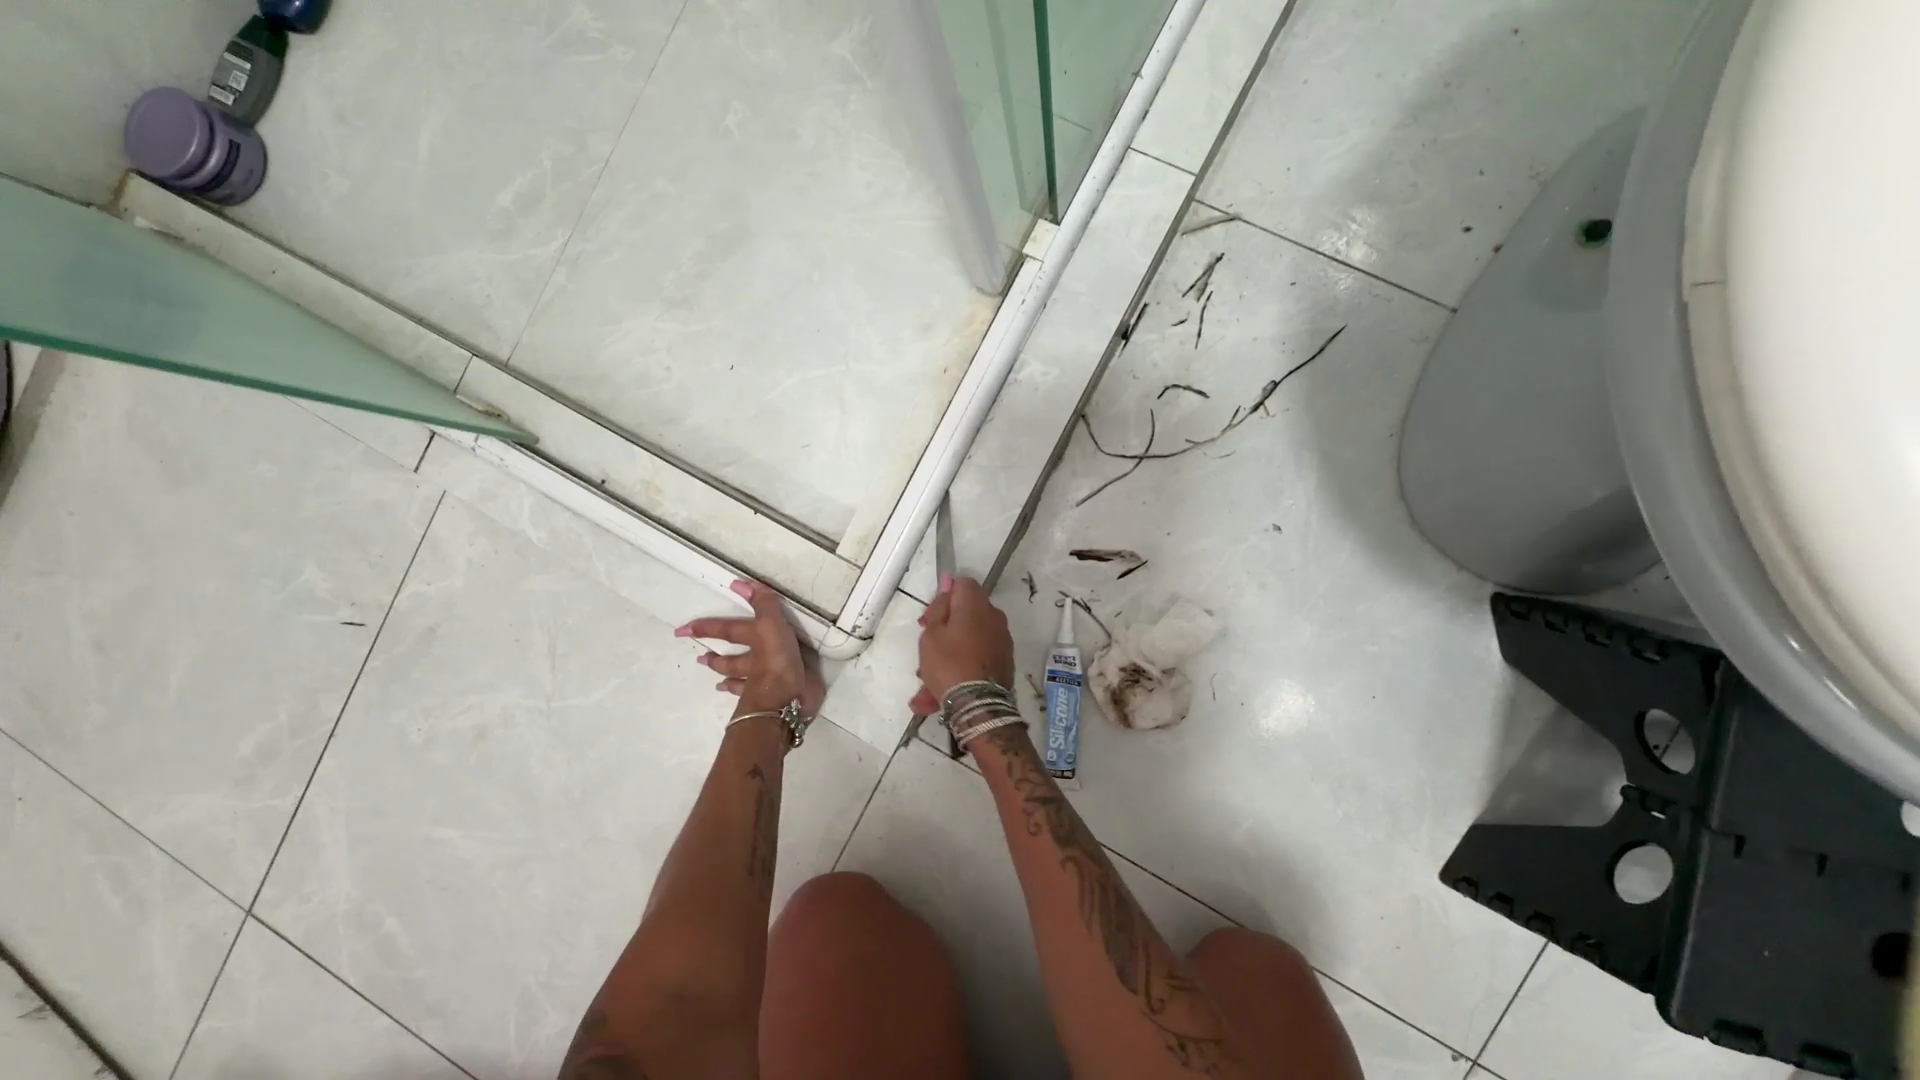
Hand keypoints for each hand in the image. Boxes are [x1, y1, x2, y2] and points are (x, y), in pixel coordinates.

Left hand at [678, 580, 824, 719]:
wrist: (787, 701)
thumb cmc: (776, 661)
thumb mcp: (772, 625)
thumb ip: (763, 603)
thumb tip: (737, 582)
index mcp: (753, 641)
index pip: (726, 630)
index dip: (707, 627)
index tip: (682, 631)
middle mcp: (753, 663)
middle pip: (730, 660)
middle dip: (716, 659)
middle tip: (701, 659)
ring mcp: (760, 683)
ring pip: (739, 679)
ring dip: (728, 678)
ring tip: (718, 681)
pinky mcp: (773, 699)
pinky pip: (754, 696)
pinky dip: (745, 695)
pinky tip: (743, 697)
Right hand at [911, 575, 1015, 714]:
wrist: (979, 706)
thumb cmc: (948, 664)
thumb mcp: (931, 634)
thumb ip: (939, 607)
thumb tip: (948, 585)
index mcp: (976, 605)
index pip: (962, 584)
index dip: (943, 597)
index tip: (928, 618)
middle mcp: (994, 617)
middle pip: (966, 613)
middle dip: (944, 628)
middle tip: (926, 647)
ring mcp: (1002, 641)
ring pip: (968, 641)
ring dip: (948, 655)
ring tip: (926, 682)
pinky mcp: (1004, 662)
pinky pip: (976, 659)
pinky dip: (960, 669)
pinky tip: (937, 695)